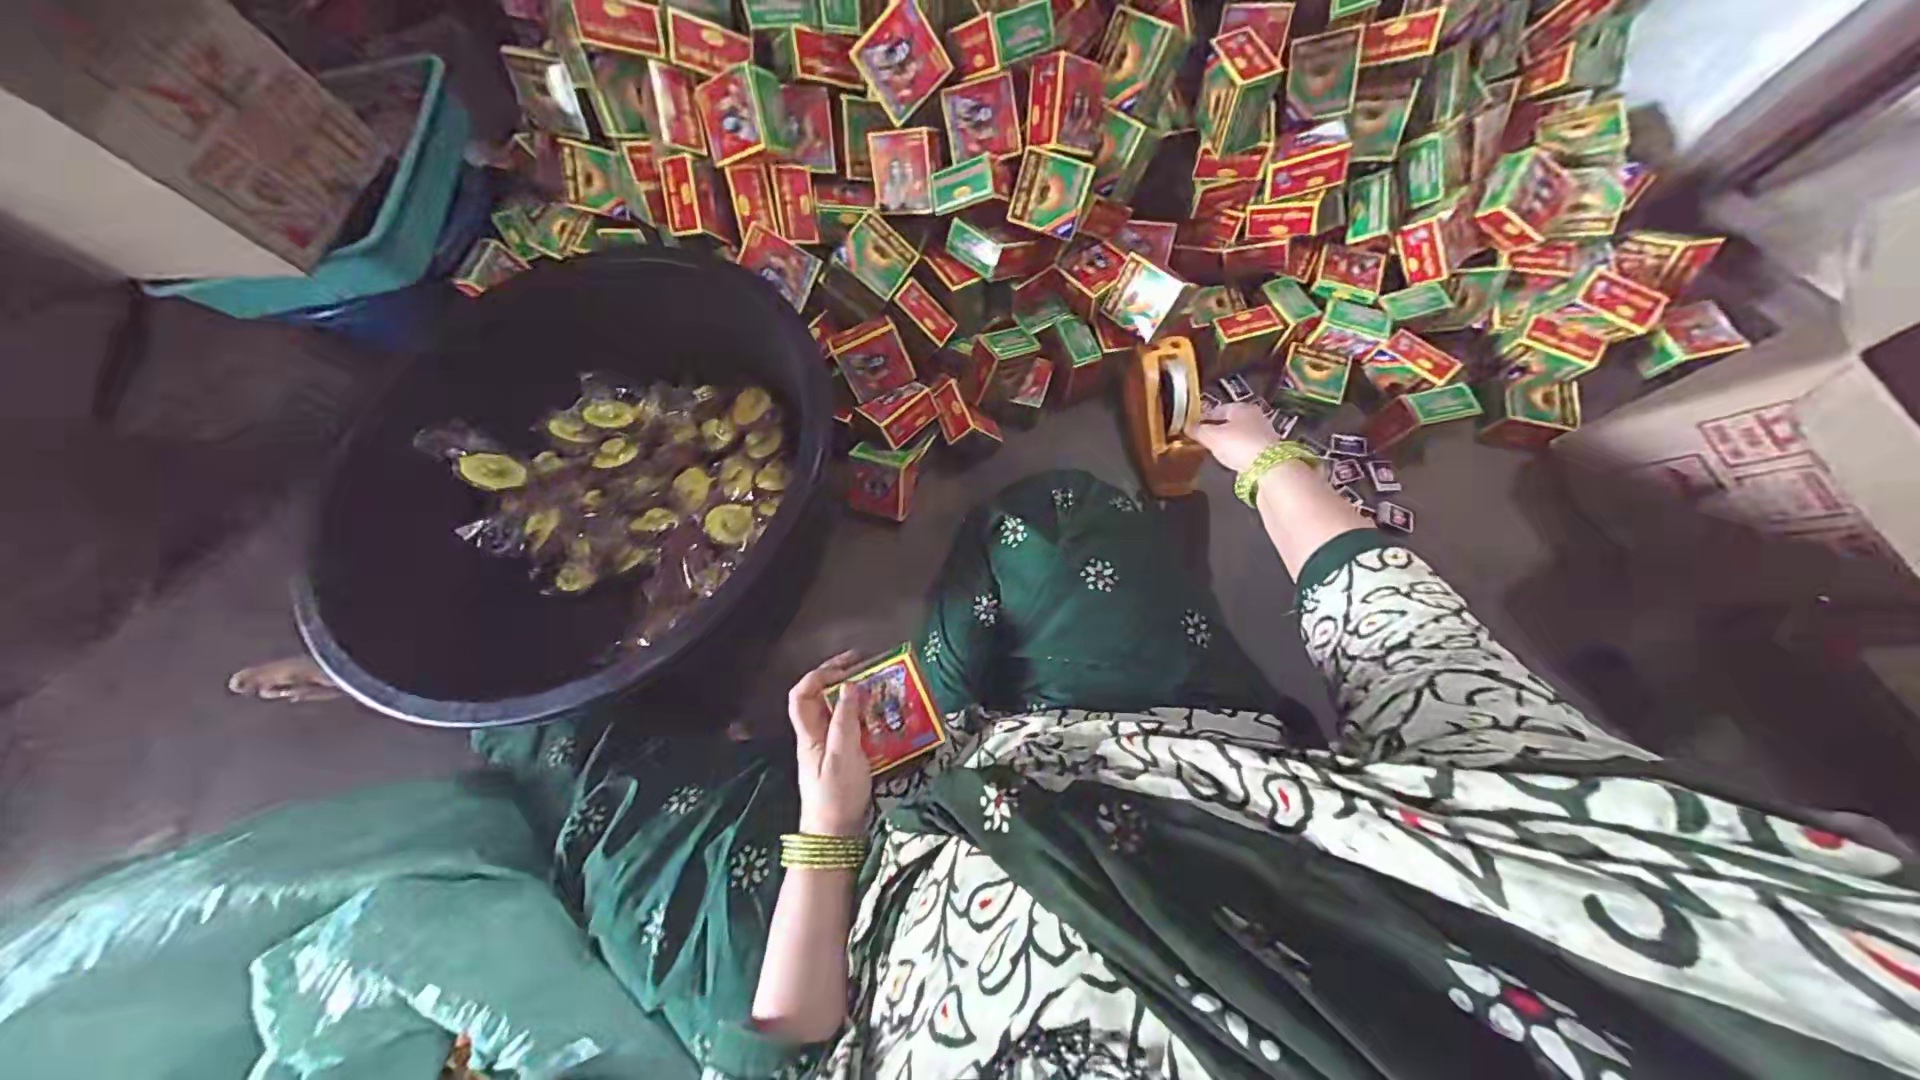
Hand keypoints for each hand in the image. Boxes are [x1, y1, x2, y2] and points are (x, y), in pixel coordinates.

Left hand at [786, 650, 872, 836]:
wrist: (835, 835)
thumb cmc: (836, 795)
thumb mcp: (843, 755)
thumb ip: (846, 719)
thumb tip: (850, 686)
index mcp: (809, 732)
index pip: (802, 694)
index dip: (819, 675)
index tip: (846, 668)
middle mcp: (816, 735)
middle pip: (819, 697)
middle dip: (838, 676)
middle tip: (864, 663)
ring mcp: (829, 746)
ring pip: (836, 710)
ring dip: (853, 693)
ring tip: (876, 683)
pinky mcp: (843, 756)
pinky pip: (850, 725)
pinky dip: (863, 714)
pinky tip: (880, 713)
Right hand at [1191, 401, 1279, 472]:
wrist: (1268, 466)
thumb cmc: (1237, 444)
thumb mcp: (1212, 437)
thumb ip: (1198, 430)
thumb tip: (1187, 426)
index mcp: (1241, 407)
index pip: (1217, 409)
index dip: (1203, 417)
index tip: (1191, 425)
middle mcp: (1255, 415)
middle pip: (1230, 420)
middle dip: (1216, 428)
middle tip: (1201, 437)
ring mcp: (1264, 431)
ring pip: (1239, 433)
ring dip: (1227, 439)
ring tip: (1213, 448)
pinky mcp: (1268, 448)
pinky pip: (1246, 445)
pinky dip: (1237, 448)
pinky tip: (1229, 456)